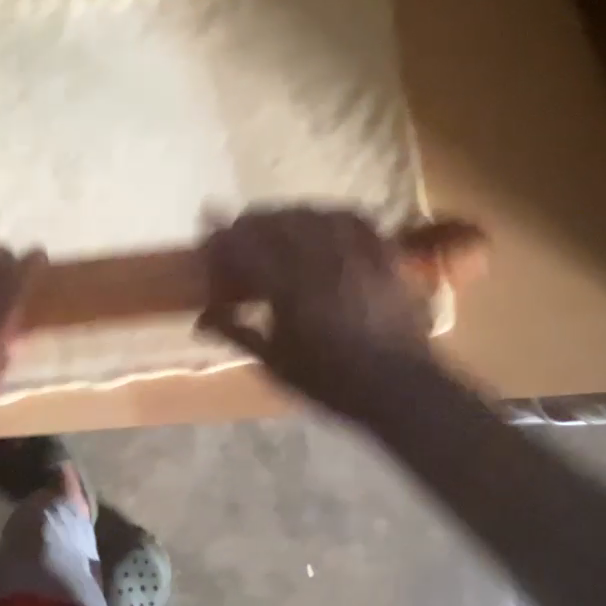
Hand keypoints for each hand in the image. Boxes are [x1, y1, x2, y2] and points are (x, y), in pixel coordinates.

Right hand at [198, 206, 483, 422]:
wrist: (403, 392)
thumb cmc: (333, 382)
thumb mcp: (276, 364)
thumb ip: (237, 332)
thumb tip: (201, 318)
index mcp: (291, 288)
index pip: (246, 247)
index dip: (223, 235)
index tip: (208, 226)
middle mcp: (322, 262)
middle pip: (277, 222)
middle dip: (251, 221)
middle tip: (237, 229)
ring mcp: (356, 254)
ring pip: (312, 215)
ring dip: (286, 214)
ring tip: (276, 222)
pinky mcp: (383, 254)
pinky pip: (354, 218)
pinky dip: (330, 214)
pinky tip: (322, 220)